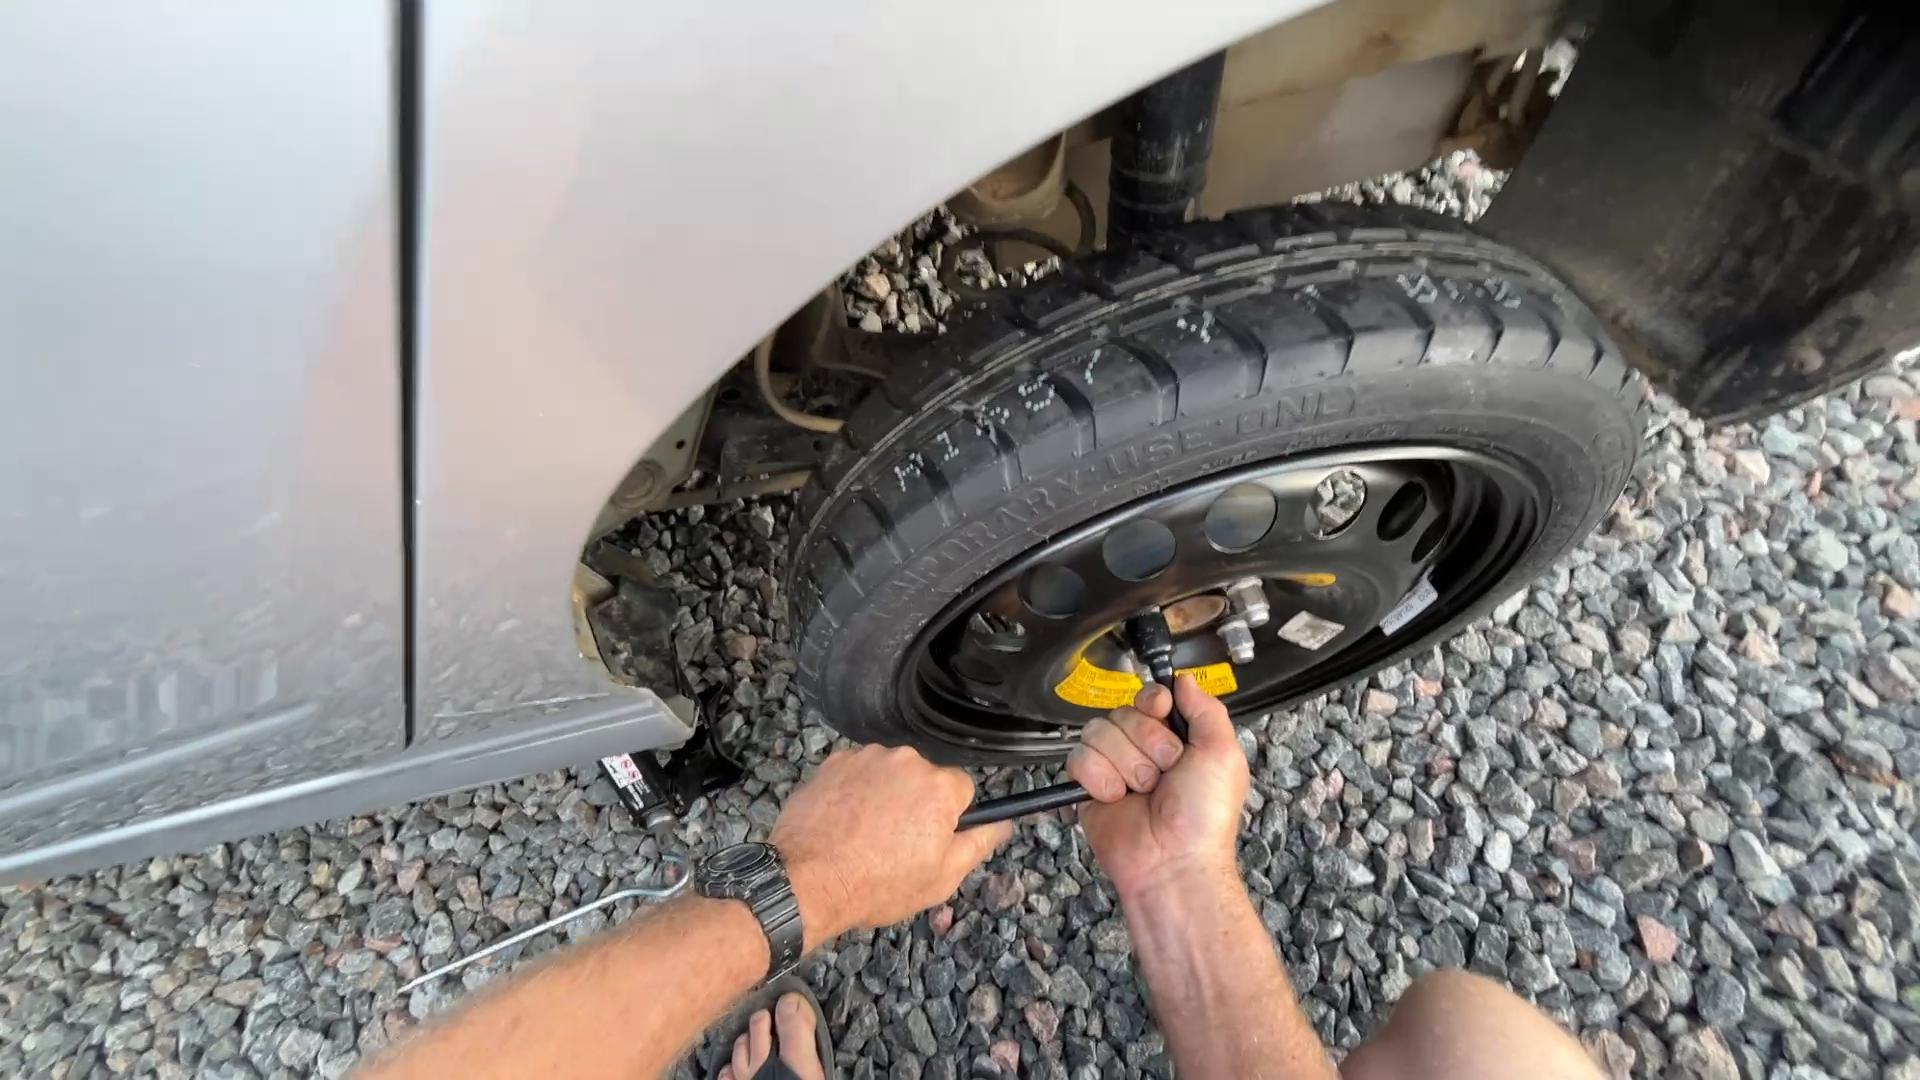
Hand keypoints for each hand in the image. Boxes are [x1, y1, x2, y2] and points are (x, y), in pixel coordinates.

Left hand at [772, 745, 1009, 948]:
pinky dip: (855, 790)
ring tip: (865, 835)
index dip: (949, 816)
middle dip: (916, 803)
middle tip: (896, 843)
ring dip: (885, 794)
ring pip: (890, 772)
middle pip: (924, 778)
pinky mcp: (835, 761)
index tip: (931, 838)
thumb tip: (1003, 823)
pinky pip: (858, 771)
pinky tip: (844, 822)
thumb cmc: (877, 884)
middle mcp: (906, 760)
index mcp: (939, 786)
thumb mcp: (941, 878)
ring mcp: (868, 756)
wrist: (807, 880)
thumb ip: (978, 844)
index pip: (961, 788)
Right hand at [1066, 675, 1247, 897]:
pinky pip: (1078, 758)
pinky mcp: (1087, 785)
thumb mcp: (1223, 755)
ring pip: (1098, 731)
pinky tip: (1116, 798)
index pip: (1150, 695)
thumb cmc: (1203, 816)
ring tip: (1141, 791)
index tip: (1163, 716)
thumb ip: (1207, 710)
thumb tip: (1185, 679)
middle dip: (1145, 742)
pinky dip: (1099, 779)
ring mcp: (1113, 766)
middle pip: (1122, 711)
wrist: (1172, 861)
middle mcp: (1141, 748)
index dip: (1153, 702)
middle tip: (1163, 773)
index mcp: (1175, 738)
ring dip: (1124, 763)